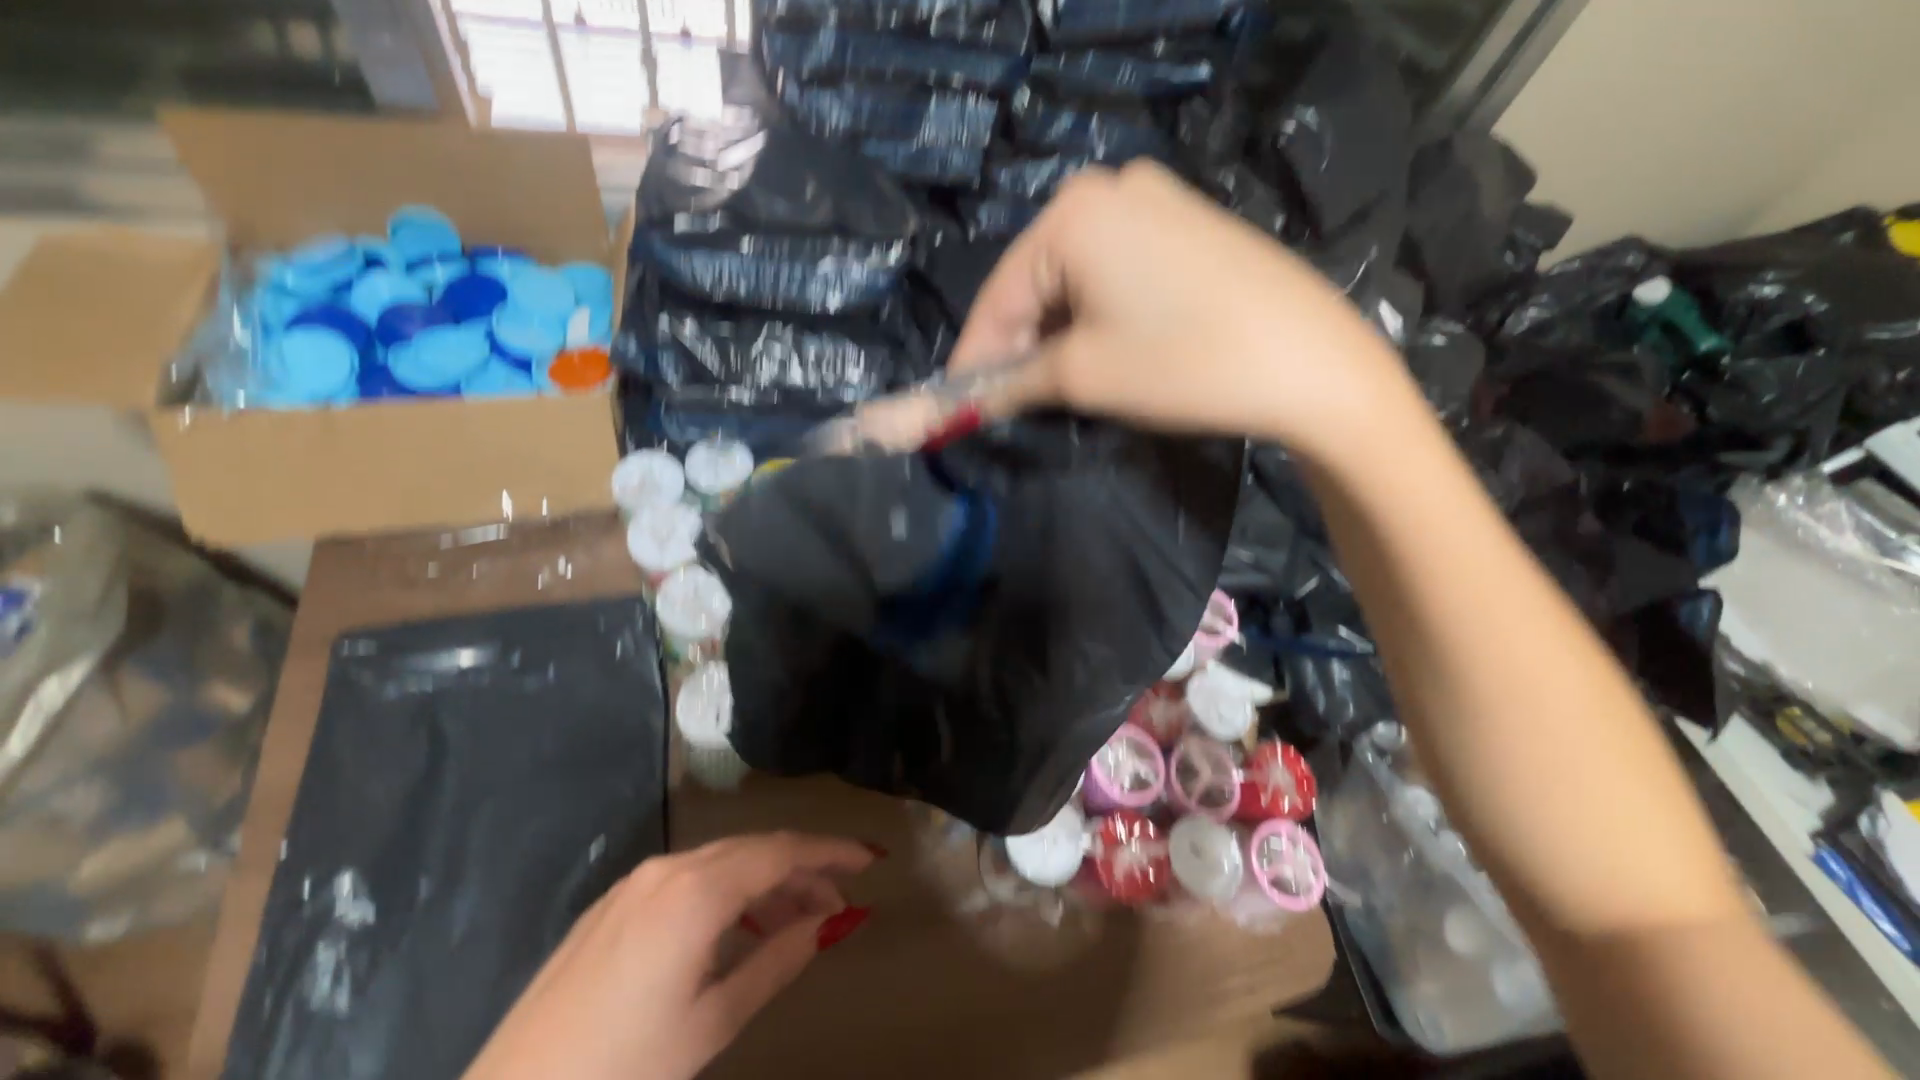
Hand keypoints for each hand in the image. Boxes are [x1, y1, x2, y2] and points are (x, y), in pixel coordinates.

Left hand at [462, 832, 875, 1079]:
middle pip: (751, 849)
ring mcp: (633, 883)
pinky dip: (726, 891)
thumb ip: (779, 959)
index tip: (871, 860)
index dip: (831, 851)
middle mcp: (666, 868)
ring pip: (718, 861)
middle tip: (839, 905)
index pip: (781, 851)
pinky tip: (737, 927)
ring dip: (764, 881)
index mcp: (696, 890)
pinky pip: (686, 878)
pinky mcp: (611, 905)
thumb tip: (830, 920)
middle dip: (801, 869)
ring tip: (796, 920)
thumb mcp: (715, 1019)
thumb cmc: (628, 1063)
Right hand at [950, 161, 1413, 450]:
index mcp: (1074, 211)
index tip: (954, 406)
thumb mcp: (1085, 375)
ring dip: (1058, 330)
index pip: (999, 294)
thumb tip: (967, 399)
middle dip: (1019, 343)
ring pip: (1077, 275)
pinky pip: (1117, 269)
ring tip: (1056, 384)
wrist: (1315, 364)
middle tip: (1008, 402)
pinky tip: (1104, 350)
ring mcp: (1158, 199)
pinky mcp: (1191, 222)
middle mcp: (1111, 187)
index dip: (974, 357)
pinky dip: (1098, 312)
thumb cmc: (1187, 363)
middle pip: (1037, 280)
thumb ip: (1013, 382)